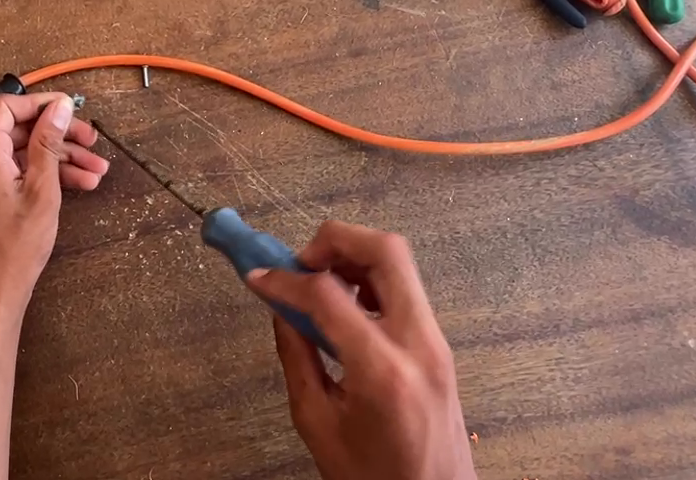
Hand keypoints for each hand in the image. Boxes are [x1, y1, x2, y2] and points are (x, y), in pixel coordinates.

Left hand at [0, 92, 108, 309]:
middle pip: (20, 129)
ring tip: (96, 172)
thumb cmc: (13, 247)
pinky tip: (78, 185)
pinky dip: (42, 174)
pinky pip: (14, 170)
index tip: (72, 111)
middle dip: (60, 135)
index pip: (9, 106)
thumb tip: (59, 106)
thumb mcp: (42, 189)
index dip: (42, 104)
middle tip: (93, 143)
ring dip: (59, 158)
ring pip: (22, 152)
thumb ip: (49, 141)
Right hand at [247, 222, 475, 479]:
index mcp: (383, 370)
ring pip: (397, 261)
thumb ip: (296, 355)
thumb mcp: (317, 422)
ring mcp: (436, 342)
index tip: (257, 276)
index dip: (284, 278)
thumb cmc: (374, 479)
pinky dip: (368, 277)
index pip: (327, 293)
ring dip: (352, 255)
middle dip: (334, 239)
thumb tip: (279, 306)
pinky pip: (402, 287)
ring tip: (317, 282)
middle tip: (300, 261)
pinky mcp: (438, 346)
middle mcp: (419, 345)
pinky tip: (343, 303)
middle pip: (384, 250)